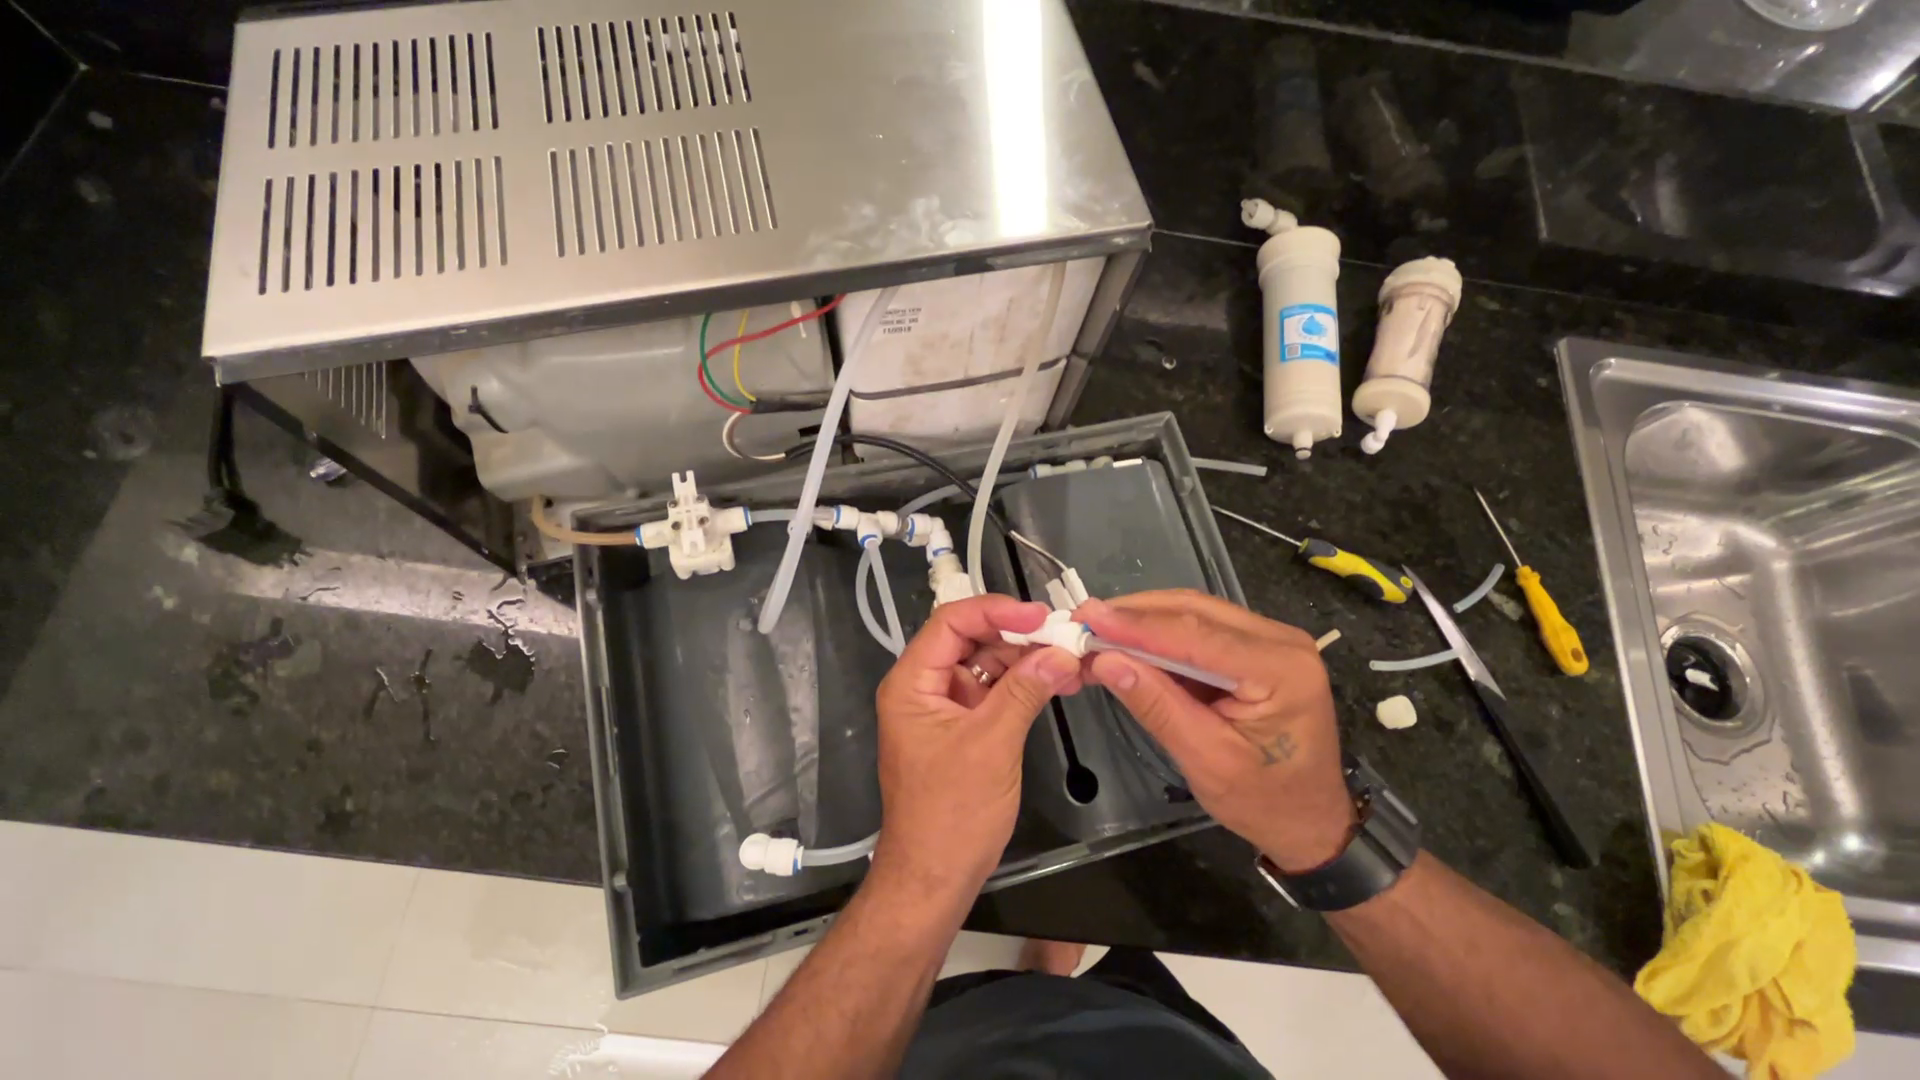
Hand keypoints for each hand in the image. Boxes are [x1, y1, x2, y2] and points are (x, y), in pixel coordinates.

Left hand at [872, 595, 1082, 894]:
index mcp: (912, 684)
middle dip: (1017, 636)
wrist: (935, 876)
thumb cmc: (953, 812)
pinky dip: (1022, 686)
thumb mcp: (991, 745)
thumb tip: (1061, 653)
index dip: (995, 611)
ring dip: (1025, 661)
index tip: (1041, 615)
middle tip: (1065, 636)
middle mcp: (923, 688)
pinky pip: (992, 694)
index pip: (950, 623)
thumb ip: (1024, 692)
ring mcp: (944, 709)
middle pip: (970, 641)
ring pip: (985, 666)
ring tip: (1070, 659)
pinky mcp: (963, 729)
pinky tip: (1057, 682)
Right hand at [1074, 591, 1355, 871]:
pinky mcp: (1256, 648)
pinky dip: (1160, 634)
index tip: (1087, 618)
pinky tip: (1126, 640)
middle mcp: (1282, 641)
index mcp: (1282, 670)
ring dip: (1143, 620)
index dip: (1137, 625)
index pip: (1197, 635)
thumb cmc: (1264, 801)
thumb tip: (1105, 661)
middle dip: (1134, 614)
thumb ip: (1157, 705)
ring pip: (1195, 613)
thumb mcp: (1206, 759)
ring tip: (1095, 630)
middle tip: (1081, 621)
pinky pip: (1201, 629)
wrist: (1309, 821)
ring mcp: (1271, 640)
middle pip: (1195, 611)